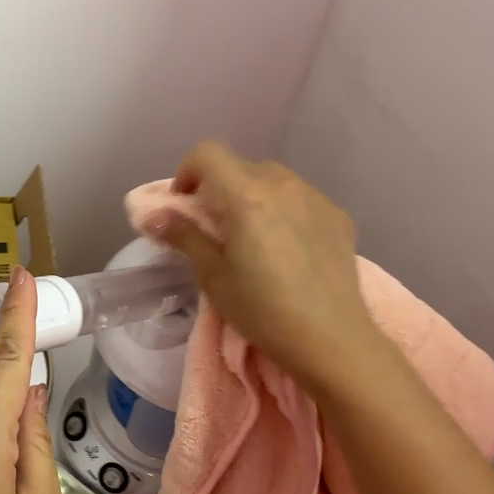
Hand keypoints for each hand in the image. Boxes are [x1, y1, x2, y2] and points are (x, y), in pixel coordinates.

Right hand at [148, 141, 386, 388]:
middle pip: (240, 166)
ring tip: (253, 238)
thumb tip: (155, 216)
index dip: (187, 171)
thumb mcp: (213, 276)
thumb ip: (184, 236)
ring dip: (253, 196)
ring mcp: (316, 198)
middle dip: (219, 187)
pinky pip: (301, 199)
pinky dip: (284, 211)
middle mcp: (283, 185)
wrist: (332, 340)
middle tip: (214, 228)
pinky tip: (288, 250)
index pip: (207, 153)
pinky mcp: (338, 217)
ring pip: (273, 180)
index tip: (184, 205)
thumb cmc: (262, 310)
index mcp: (247, 195)